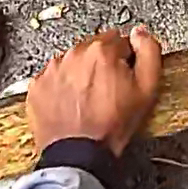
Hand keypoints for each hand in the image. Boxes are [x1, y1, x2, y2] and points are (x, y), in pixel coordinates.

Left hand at [27, 26, 161, 156]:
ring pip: (73, 62)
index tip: (123, 78)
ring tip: (88, 100)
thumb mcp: (147, 89)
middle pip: (94, 49)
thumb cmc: (111, 125)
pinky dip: (62, 86)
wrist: (78, 155)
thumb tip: (140, 33)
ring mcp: (53, 69)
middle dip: (101, 65)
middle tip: (107, 91)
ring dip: (81, 74)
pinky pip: (54, 77)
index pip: (119, 41)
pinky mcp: (38, 85)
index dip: (124, 60)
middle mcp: (74, 54)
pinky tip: (72, 103)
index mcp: (101, 51)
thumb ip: (149, 52)